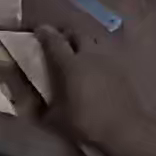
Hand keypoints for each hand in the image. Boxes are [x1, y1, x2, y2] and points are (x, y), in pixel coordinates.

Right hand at [34, 26, 143, 146]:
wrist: (124, 126)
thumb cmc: (88, 122)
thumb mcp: (58, 118)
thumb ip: (43, 106)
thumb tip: (30, 101)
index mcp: (72, 65)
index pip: (55, 42)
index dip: (45, 34)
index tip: (39, 29)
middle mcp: (90, 54)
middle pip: (77, 33)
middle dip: (66, 33)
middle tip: (60, 40)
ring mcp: (108, 57)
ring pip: (94, 36)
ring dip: (84, 37)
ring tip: (80, 46)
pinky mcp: (121, 64)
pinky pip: (107, 47)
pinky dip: (98, 48)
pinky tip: (97, 59)